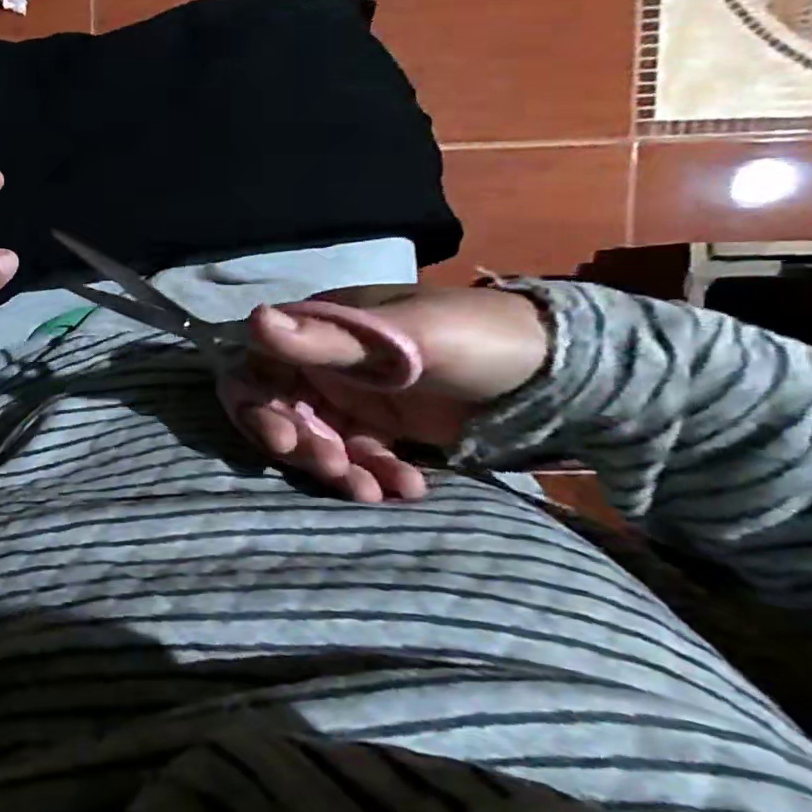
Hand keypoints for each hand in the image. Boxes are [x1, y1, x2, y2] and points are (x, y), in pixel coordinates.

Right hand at [218, 286, 548, 502]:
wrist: (557, 375)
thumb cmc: (476, 338)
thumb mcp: (404, 338)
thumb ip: (329, 339)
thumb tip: (254, 320)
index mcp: (320, 330)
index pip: (257, 368)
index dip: (256, 405)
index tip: (284, 441)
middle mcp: (325, 363)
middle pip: (281, 411)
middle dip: (302, 445)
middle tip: (335, 469)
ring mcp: (351, 398)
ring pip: (317, 440)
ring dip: (337, 468)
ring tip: (374, 492)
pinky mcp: (379, 428)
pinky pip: (356, 457)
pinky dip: (373, 475)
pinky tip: (406, 489)